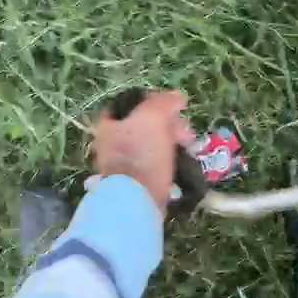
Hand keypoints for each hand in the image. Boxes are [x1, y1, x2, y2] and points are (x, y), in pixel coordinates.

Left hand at [91, 90, 193, 215]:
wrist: (136, 200)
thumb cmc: (142, 153)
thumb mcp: (153, 116)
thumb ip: (164, 101)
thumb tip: (177, 97)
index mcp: (110, 120)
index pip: (137, 100)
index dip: (159, 101)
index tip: (176, 110)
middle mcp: (111, 138)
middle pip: (146, 121)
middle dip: (170, 123)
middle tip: (185, 133)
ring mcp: (121, 159)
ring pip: (152, 141)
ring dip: (171, 141)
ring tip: (187, 148)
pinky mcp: (134, 178)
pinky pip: (153, 160)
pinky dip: (167, 158)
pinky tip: (179, 161)